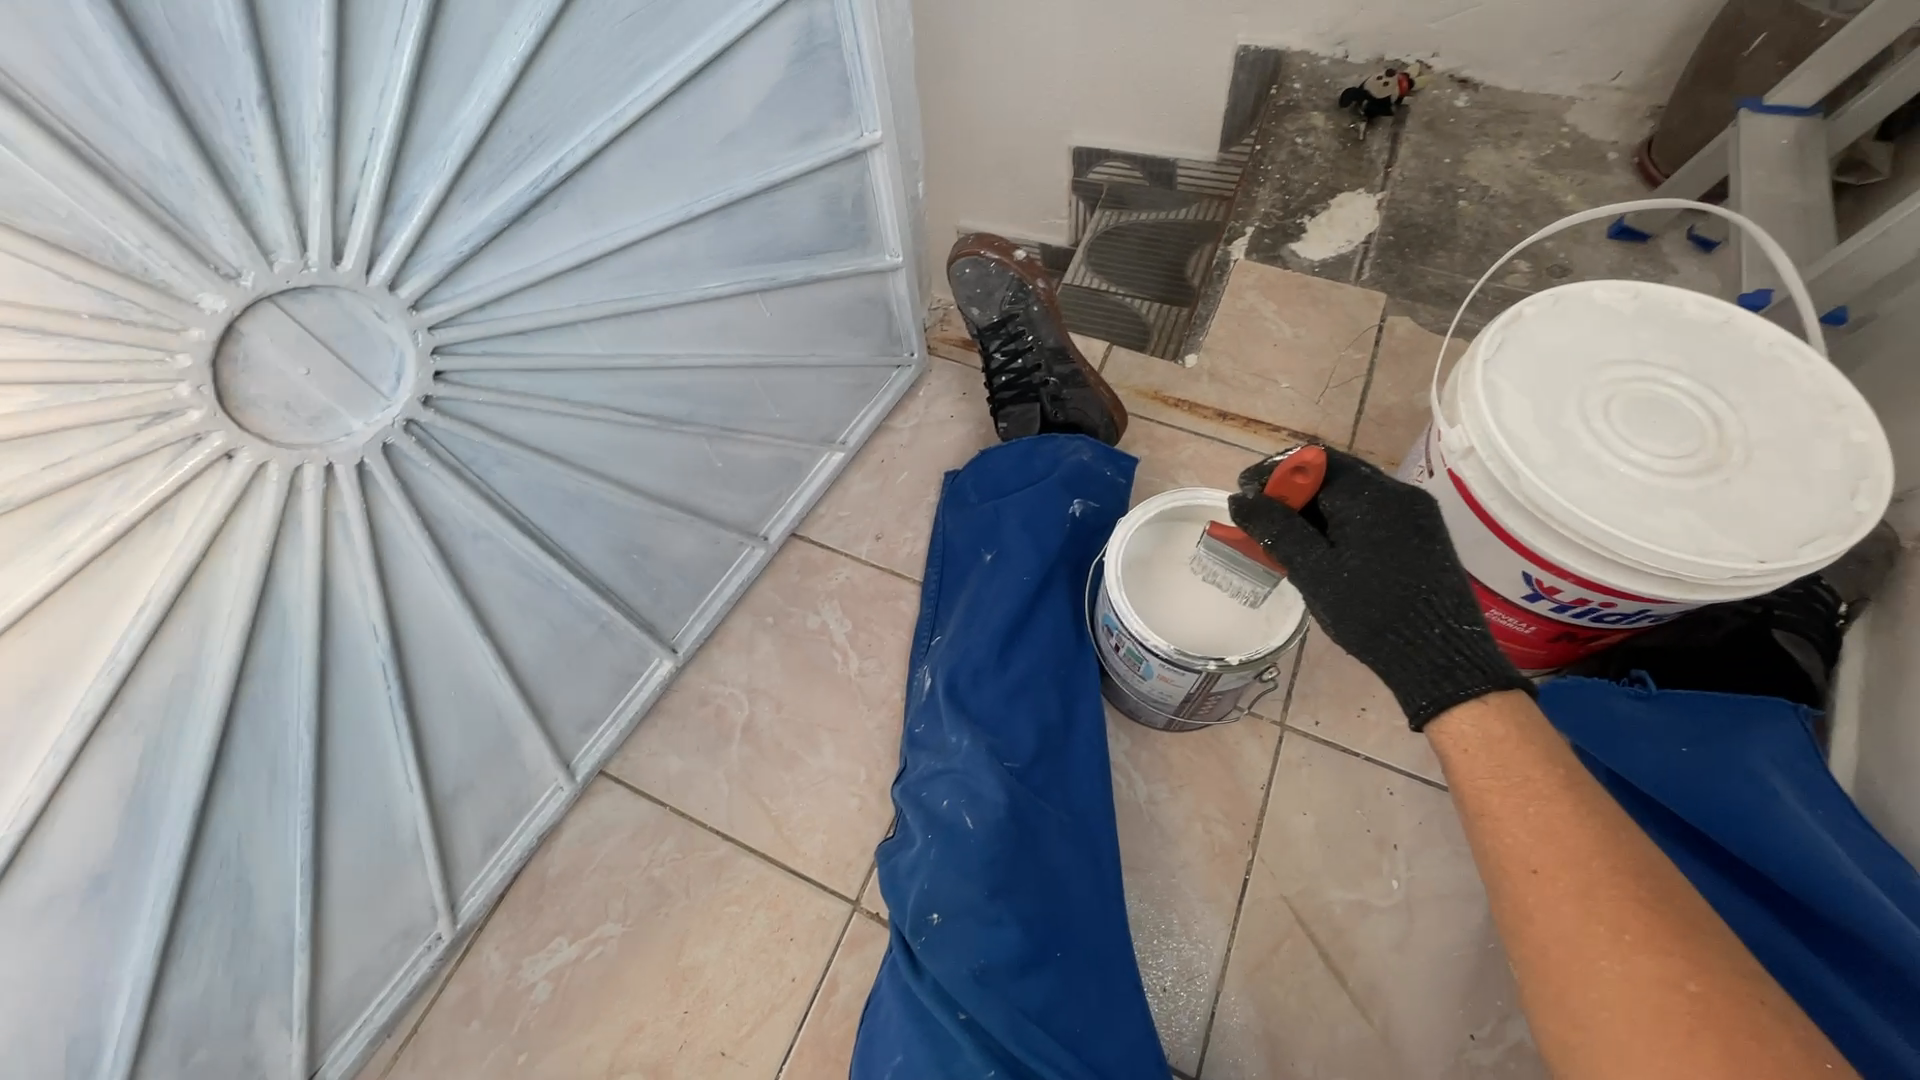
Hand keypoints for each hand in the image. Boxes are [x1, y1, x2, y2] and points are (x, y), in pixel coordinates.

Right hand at [1227, 447, 1532, 729]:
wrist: (1439, 657)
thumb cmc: (1371, 614)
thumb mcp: (1313, 572)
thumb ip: (1276, 531)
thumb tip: (1239, 500)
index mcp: (1371, 496)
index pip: (1311, 462)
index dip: (1272, 473)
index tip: (1245, 497)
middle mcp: (1398, 493)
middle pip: (1333, 474)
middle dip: (1292, 492)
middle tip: (1262, 521)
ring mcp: (1415, 513)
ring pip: (1351, 495)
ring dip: (1314, 509)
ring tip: (1287, 540)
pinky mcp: (1422, 534)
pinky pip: (1371, 513)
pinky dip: (1339, 522)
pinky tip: (1323, 550)